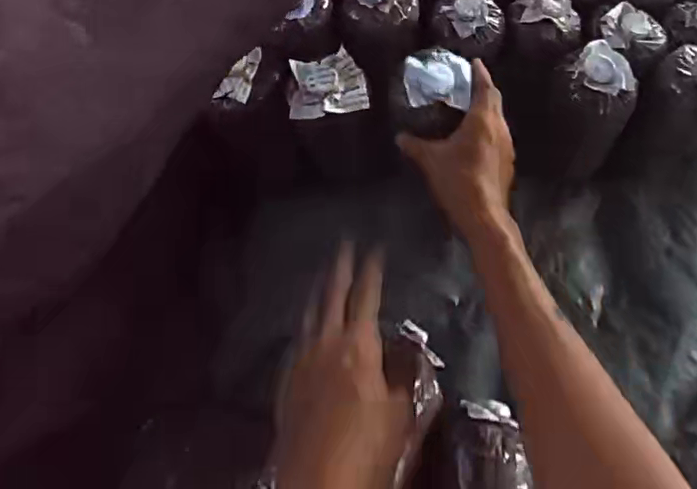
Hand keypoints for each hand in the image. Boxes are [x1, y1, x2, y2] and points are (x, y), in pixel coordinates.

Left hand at [273, 243, 410, 488]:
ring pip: (309, 317)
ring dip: (318, 292)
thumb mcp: (402, 416)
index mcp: (359, 345)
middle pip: (332, 296)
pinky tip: (304, 330)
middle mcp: (327, 345)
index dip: (373, 270)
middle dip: (340, 268)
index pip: (367, 295)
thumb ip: (407, 381)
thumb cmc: (366, 451)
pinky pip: (296, 345)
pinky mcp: (285, 389)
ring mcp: (301, 366)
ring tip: (322, 276)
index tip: (376, 247)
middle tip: (344, 244)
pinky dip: (304, 327)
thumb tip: (410, 361)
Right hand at [397, 59, 515, 245]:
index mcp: (483, 119)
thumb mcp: (431, 161)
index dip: (480, 73)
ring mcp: (507, 144)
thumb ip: (415, 146)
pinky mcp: (508, 161)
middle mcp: (499, 127)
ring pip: (498, 118)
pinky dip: (489, 127)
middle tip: (469, 82)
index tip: (474, 62)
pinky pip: (498, 134)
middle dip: (483, 88)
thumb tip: (400, 137)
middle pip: (494, 100)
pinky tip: (476, 136)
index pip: (485, 87)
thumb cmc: (458, 181)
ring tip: (470, 107)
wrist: (485, 216)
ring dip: (487, 109)